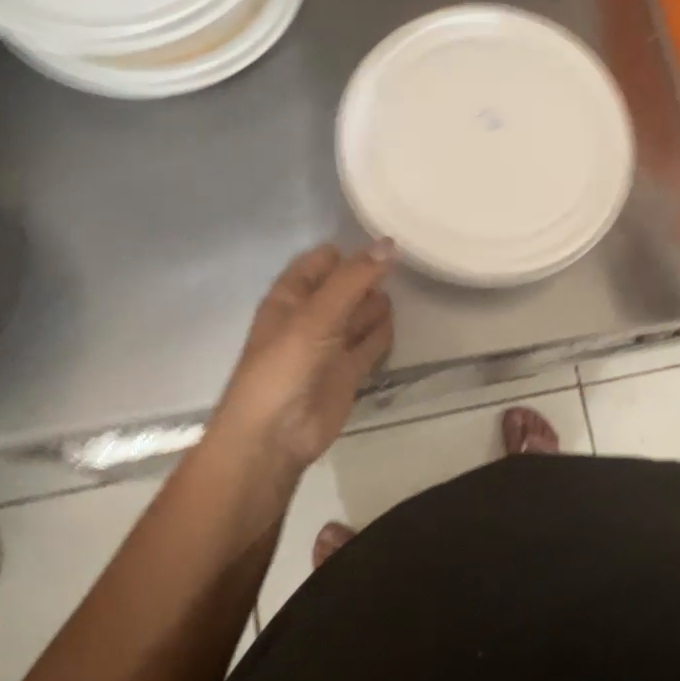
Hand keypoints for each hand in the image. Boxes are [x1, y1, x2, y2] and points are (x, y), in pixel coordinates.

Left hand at [206, 241, 396, 470]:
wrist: (275, 436)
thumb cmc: (284, 367)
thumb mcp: (316, 316)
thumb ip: (353, 280)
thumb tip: (391, 243)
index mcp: (290, 298)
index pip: (320, 263)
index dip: (347, 253)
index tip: (384, 243)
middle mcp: (310, 318)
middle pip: (344, 288)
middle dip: (368, 278)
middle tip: (404, 266)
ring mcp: (329, 347)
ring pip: (358, 316)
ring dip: (376, 305)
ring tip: (401, 293)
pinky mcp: (347, 373)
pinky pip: (369, 346)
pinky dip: (381, 336)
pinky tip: (395, 324)